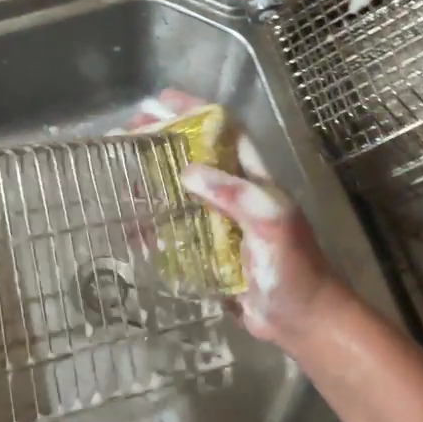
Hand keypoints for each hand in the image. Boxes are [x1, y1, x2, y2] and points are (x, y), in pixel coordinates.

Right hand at [132, 91, 342, 346]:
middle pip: (194, 157)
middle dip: (163, 141)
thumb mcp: (271, 223)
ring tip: (121, 175)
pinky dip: (153, 227)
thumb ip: (235, 195)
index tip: (160, 101)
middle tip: (127, 135)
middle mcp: (235, 195)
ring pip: (180, 193)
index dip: (195, 111)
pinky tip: (131, 229)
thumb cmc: (294, 268)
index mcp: (255, 180)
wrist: (301, 321)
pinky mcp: (209, 254)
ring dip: (153, 182)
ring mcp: (220, 225)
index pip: (224, 132)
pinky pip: (176, 233)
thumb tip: (187, 171)